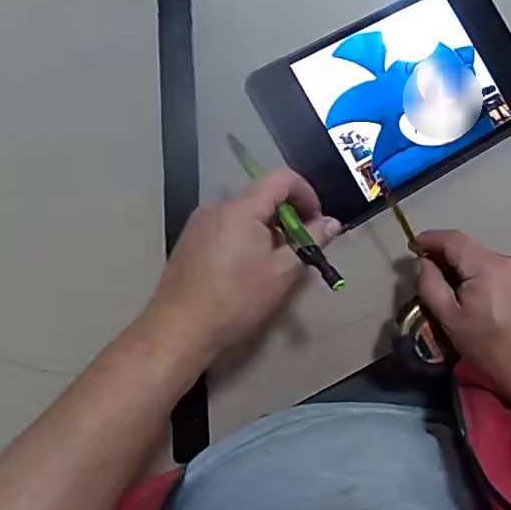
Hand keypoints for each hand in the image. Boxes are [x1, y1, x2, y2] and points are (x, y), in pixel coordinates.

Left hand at [138, 170, 342, 364]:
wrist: (178, 330)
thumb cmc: (236, 300)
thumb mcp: (282, 272)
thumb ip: (310, 240)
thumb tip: (332, 223)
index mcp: (242, 209)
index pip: (282, 178)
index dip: (307, 193)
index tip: (317, 221)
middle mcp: (218, 207)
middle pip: (263, 197)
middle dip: (288, 217)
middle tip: (300, 248)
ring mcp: (200, 222)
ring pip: (245, 213)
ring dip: (267, 229)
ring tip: (273, 265)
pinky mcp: (190, 240)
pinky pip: (227, 226)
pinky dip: (245, 237)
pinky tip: (246, 270)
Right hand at [413, 230, 510, 403]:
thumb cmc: (488, 346)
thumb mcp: (449, 318)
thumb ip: (430, 284)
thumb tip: (422, 263)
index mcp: (486, 266)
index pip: (453, 239)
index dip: (430, 239)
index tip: (412, 246)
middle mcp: (505, 260)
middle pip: (467, 246)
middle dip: (443, 253)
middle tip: (423, 268)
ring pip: (479, 256)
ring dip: (459, 264)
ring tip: (443, 282)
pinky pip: (492, 266)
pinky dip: (474, 271)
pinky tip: (467, 290)